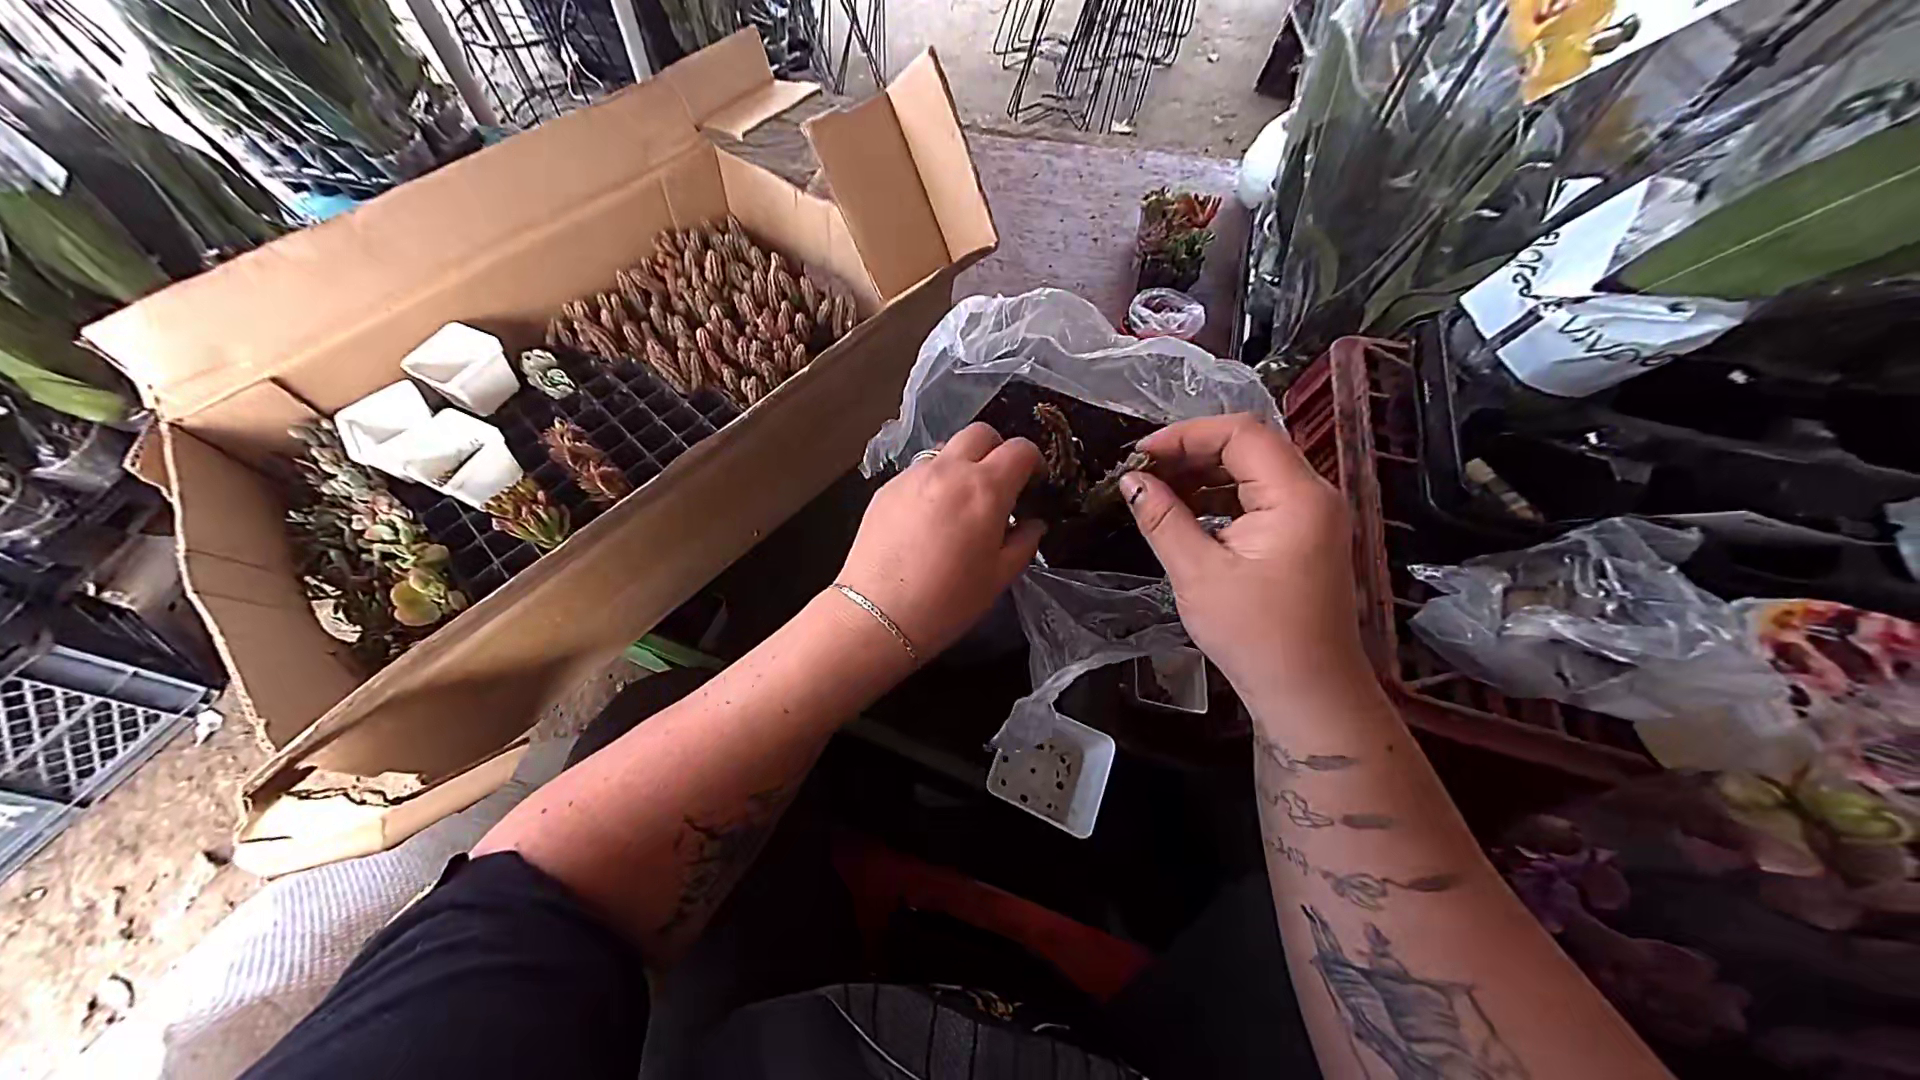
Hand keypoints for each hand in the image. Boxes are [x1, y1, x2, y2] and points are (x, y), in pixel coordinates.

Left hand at [836, 422, 1046, 660]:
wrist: (877, 616)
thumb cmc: (947, 602)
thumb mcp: (1000, 576)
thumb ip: (1025, 542)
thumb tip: (1032, 524)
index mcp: (985, 489)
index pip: (1019, 449)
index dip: (1034, 462)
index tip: (1034, 483)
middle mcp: (948, 471)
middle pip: (981, 433)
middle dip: (997, 451)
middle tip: (1000, 485)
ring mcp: (912, 476)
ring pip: (947, 450)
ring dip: (963, 465)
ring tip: (962, 504)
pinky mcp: (886, 489)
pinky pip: (920, 472)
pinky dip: (934, 483)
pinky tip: (930, 519)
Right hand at [1119, 413, 1366, 691]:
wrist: (1308, 692)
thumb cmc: (1256, 637)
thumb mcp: (1197, 573)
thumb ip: (1162, 518)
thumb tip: (1131, 480)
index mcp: (1296, 496)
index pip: (1240, 433)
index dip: (1185, 435)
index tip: (1141, 453)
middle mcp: (1313, 495)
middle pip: (1248, 447)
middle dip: (1191, 453)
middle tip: (1143, 472)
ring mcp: (1312, 516)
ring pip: (1251, 472)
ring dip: (1203, 475)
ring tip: (1156, 490)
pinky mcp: (1302, 536)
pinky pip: (1257, 499)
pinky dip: (1219, 499)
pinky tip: (1184, 513)